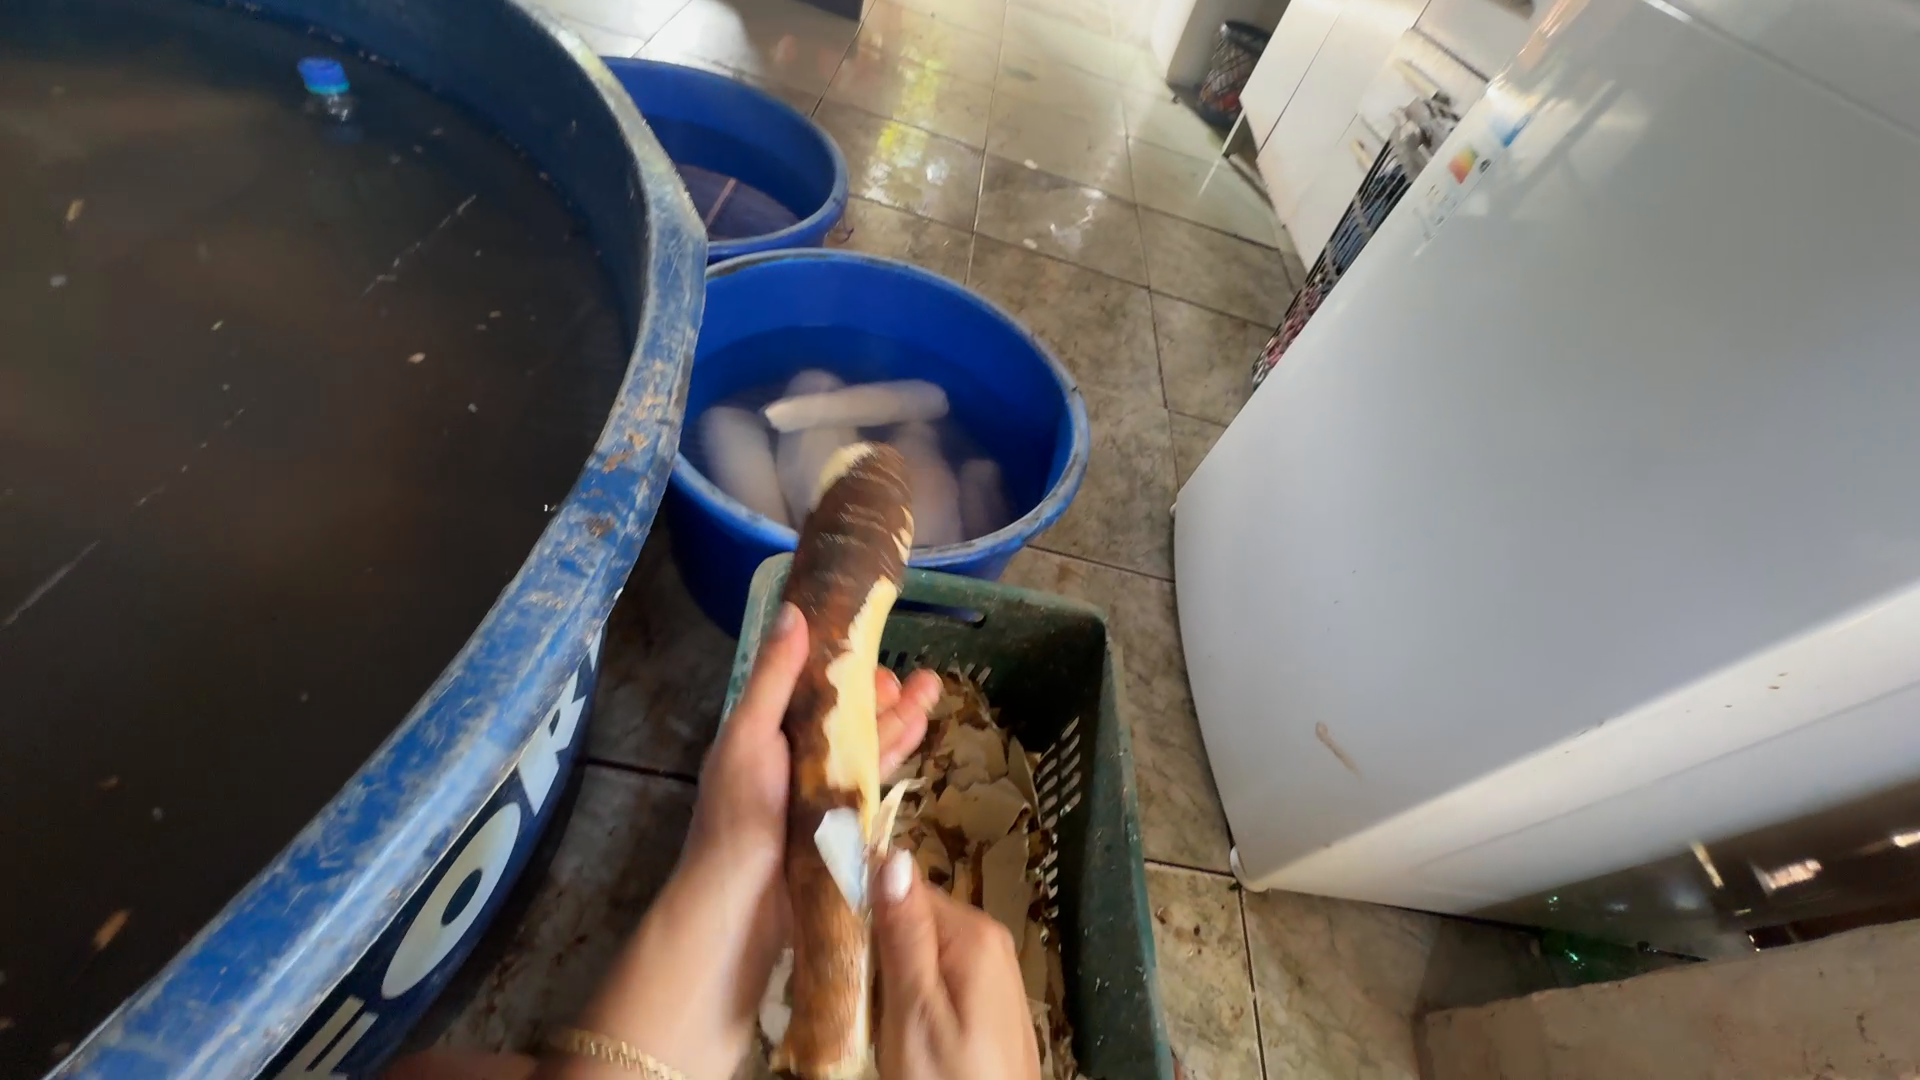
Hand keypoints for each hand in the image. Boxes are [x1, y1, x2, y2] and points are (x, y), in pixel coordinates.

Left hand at [682, 601, 940, 890]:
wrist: (741, 905)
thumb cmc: (740, 812)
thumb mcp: (750, 734)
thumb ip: (774, 676)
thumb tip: (794, 611)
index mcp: (770, 729)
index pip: (814, 684)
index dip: (845, 663)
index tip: (875, 645)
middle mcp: (797, 752)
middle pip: (849, 712)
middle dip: (884, 692)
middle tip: (920, 679)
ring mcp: (822, 785)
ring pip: (868, 740)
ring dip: (899, 715)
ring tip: (932, 691)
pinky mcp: (844, 815)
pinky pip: (875, 774)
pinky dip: (896, 749)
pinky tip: (919, 728)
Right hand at [873, 851, 1041, 1079]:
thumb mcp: (916, 1014)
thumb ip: (906, 935)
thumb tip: (894, 855)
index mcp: (973, 932)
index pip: (907, 889)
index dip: (869, 912)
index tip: (838, 944)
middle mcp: (990, 938)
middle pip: (917, 918)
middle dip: (882, 948)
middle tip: (855, 993)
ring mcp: (995, 971)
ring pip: (926, 949)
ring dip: (896, 974)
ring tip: (875, 1017)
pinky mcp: (991, 1001)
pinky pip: (943, 976)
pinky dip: (917, 994)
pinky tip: (903, 1030)